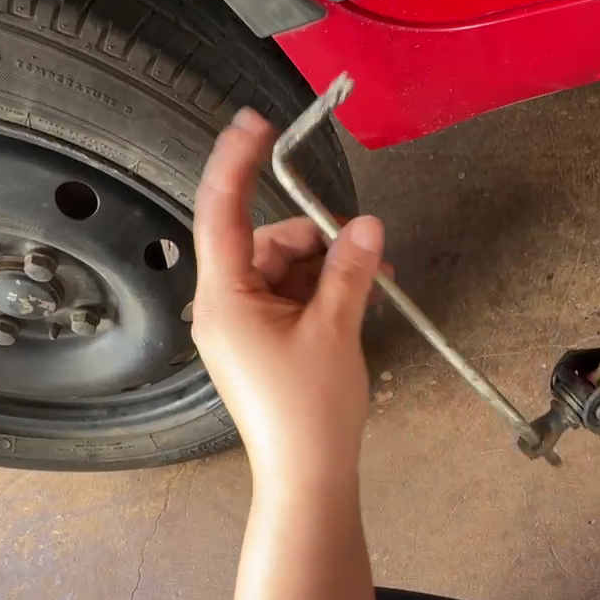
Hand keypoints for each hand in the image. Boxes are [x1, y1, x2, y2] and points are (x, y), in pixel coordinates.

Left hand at [191, 108, 385, 485]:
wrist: (308, 476)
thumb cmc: (311, 408)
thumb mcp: (336, 331)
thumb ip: (349, 270)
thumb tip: (367, 224)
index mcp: (224, 299)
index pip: (223, 213)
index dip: (237, 163)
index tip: (258, 124)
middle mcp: (225, 308)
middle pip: (269, 245)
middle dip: (320, 242)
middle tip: (372, 254)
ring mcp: (245, 329)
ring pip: (287, 273)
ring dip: (331, 271)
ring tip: (376, 285)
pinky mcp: (265, 347)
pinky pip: (293, 301)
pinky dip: (325, 296)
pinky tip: (359, 302)